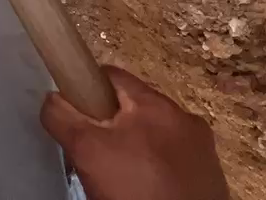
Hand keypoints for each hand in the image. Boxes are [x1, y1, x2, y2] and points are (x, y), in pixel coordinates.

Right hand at [42, 67, 230, 199]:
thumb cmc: (134, 189)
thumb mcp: (84, 148)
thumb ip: (60, 114)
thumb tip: (54, 98)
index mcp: (160, 105)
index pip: (109, 76)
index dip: (85, 92)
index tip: (78, 120)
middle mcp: (188, 122)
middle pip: (130, 108)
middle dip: (109, 127)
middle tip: (96, 154)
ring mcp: (204, 154)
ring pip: (150, 136)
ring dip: (132, 150)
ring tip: (120, 178)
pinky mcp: (211, 181)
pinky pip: (170, 162)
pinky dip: (153, 171)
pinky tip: (143, 191)